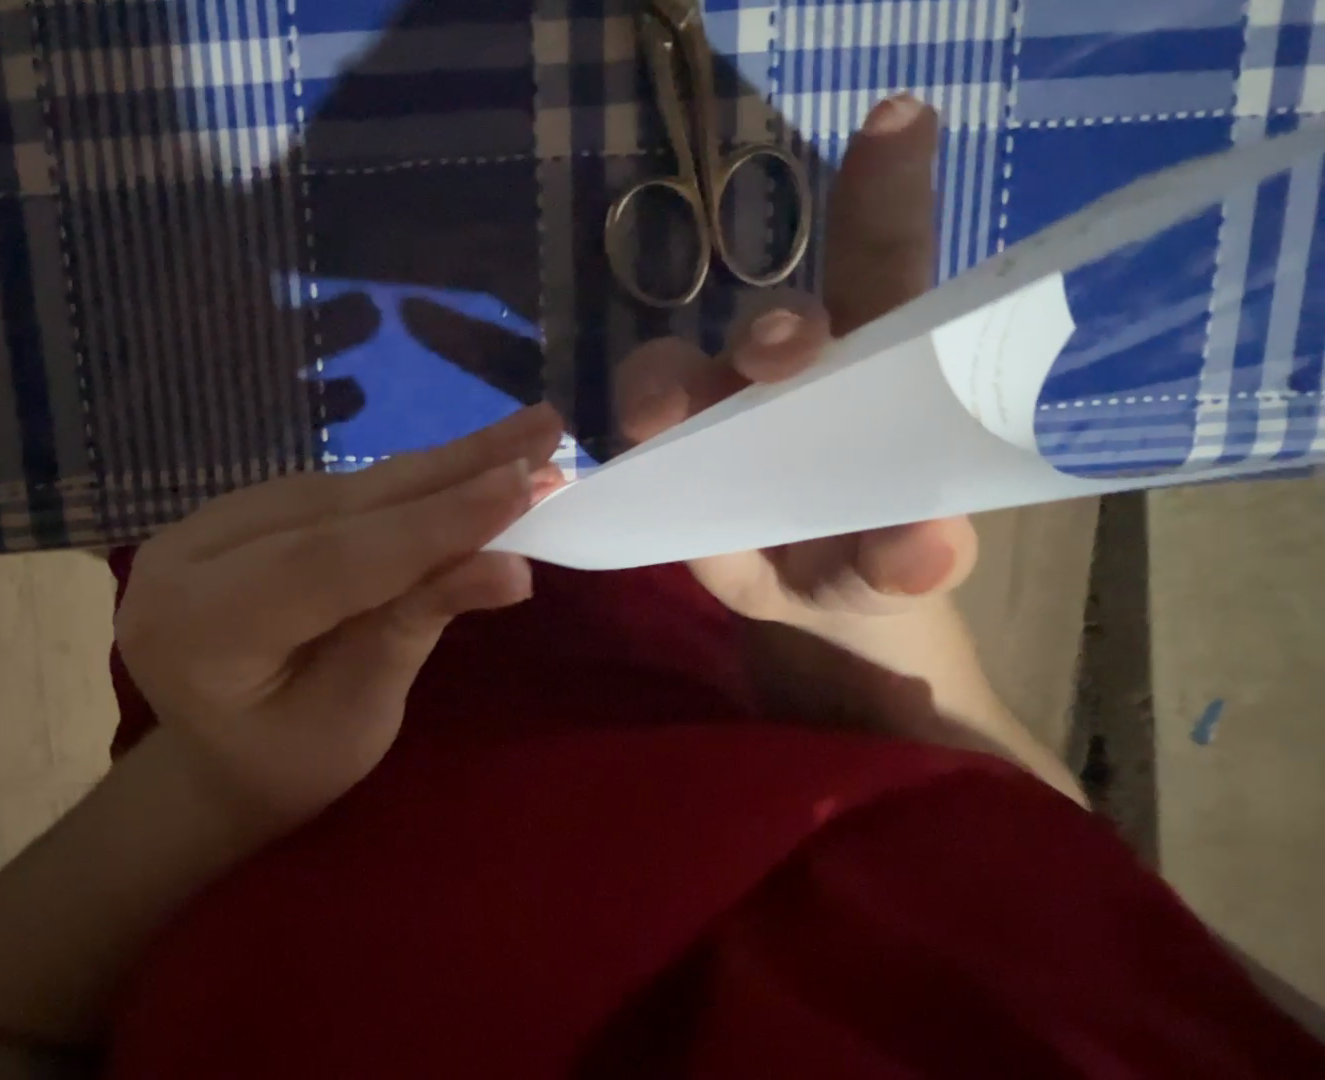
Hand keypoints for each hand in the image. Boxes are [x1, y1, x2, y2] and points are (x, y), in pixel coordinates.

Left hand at [115, 405, 566, 830]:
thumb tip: (509, 566)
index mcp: (195, 628)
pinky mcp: (229, 517)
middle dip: (448, 474)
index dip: (432, 524)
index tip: (527, 482)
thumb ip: (412, 631)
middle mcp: (182, 557)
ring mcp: (199, 527)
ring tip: (518, 448)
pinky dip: (397, 487)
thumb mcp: (353, 720)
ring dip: (433, 471)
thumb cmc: (282, 768)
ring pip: (335, 489)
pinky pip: (325, 494)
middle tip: (541, 433)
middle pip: (334, 508)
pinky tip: (458, 468)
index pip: (327, 561)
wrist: (215, 761)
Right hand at [614, 94, 976, 628]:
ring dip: (663, 383)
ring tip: (661, 421)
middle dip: (771, 326)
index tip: (893, 117)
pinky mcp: (653, 452)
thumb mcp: (900, 568)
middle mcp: (782, 373)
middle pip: (768, 318)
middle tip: (779, 354)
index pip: (881, 267)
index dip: (883, 193)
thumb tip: (919, 548)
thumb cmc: (869, 560)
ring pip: (669, 366)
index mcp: (870, 371)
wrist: (801, 598)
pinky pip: (619, 428)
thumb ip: (915, 559)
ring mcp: (707, 410)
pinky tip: (600, 468)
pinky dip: (606, 441)